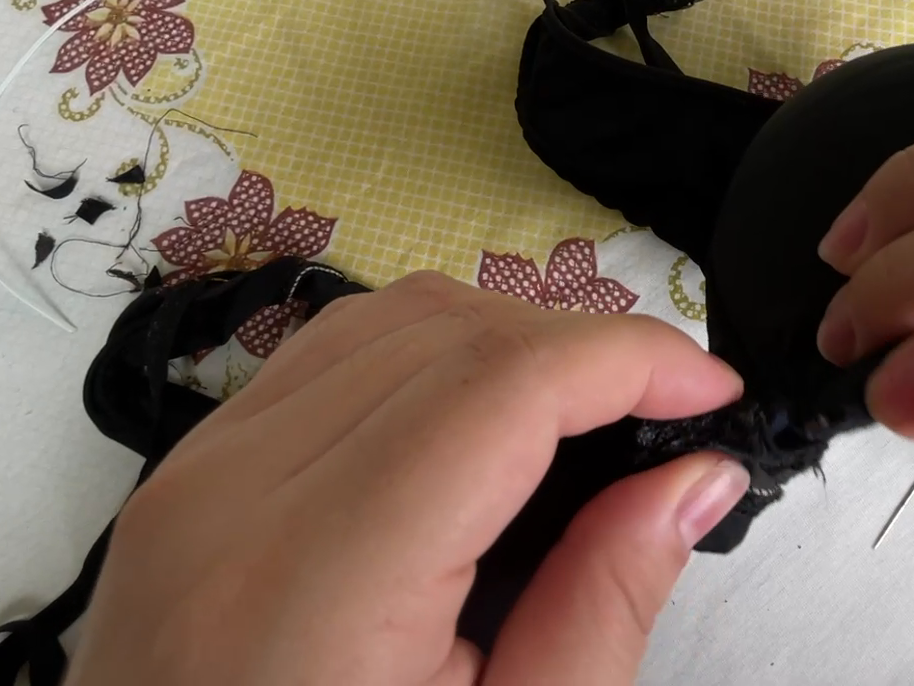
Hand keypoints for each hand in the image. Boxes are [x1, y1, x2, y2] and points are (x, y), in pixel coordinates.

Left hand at [67, 272, 748, 685]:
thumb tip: (701, 473)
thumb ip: (608, 599)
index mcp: (306, 585)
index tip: (711, 387)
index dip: (627, 357)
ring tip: (585, 403)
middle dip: (586, 343)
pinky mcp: (201, 461)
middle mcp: (233, 491)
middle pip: (454, 330)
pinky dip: (445, 345)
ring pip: (402, 314)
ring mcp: (202, 463)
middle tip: (662, 405)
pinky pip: (348, 343)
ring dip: (518, 335)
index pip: (498, 386)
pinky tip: (488, 407)